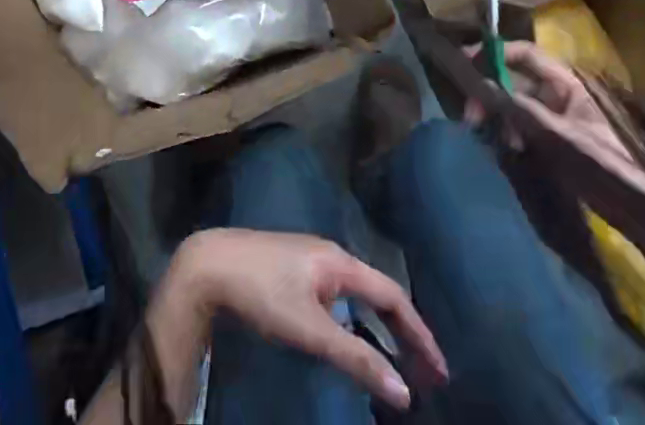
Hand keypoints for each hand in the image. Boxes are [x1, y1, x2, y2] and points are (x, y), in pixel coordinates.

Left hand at [161, 228, 446, 408]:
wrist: (204, 264)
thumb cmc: (260, 291)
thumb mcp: (310, 329)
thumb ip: (357, 357)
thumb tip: (404, 392)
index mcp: (337, 261)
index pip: (392, 295)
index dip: (419, 333)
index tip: (440, 372)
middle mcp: (325, 252)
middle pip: (374, 290)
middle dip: (400, 329)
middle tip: (421, 370)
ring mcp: (302, 255)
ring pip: (350, 291)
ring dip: (372, 322)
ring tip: (387, 358)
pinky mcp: (283, 263)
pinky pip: (329, 292)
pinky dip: (347, 316)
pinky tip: (340, 334)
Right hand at [465, 41, 644, 203]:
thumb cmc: (611, 167)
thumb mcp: (562, 137)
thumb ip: (520, 110)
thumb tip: (480, 84)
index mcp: (568, 84)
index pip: (524, 53)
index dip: (493, 53)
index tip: (462, 63)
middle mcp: (561, 93)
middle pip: (513, 79)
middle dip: (488, 93)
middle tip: (471, 116)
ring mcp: (558, 116)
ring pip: (513, 103)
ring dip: (497, 115)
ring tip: (492, 138)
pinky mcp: (556, 137)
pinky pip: (522, 124)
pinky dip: (509, 131)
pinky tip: (510, 148)